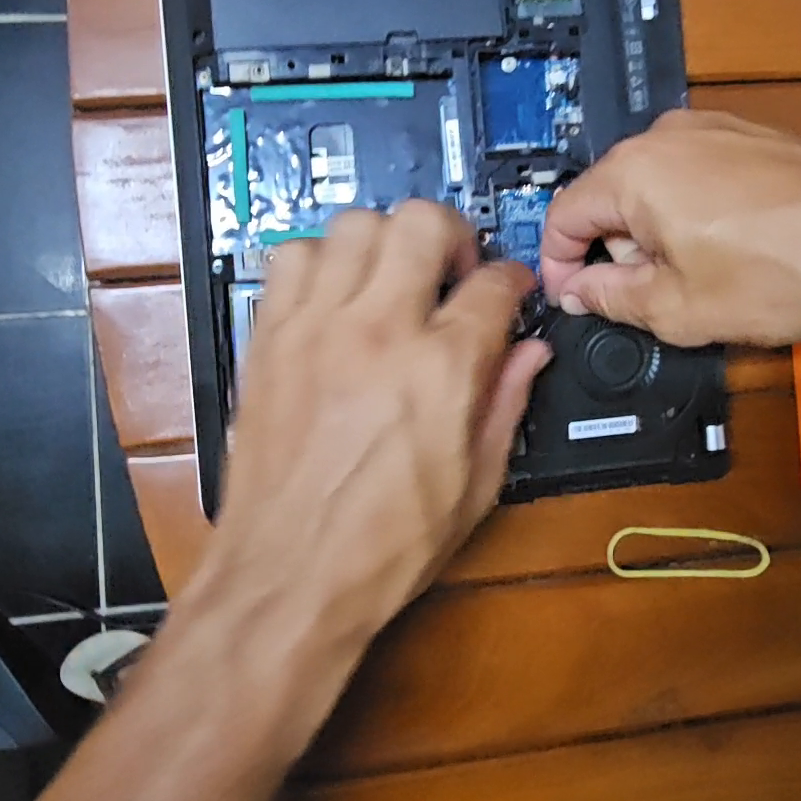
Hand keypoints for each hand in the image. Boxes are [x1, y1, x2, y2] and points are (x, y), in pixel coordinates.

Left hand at [209, 200, 551, 637]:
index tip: (508, 290)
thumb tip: (530, 354)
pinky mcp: (271, 339)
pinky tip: (335, 293)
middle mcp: (380, 333)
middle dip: (452, 235)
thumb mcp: (476, 485)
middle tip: (452, 269)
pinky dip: (320, 259)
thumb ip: (507, 402)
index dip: (513, 281)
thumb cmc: (383, 545)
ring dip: (385, 240)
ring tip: (392, 276)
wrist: (290, 577)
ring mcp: (317, 329)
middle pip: (423, 223)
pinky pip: (290, 257)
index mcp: (443, 370)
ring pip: (355, 224)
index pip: (495, 284)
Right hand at [539, 111, 800, 359]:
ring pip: (653, 184)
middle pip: (608, 195)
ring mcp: (716, 129)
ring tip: (696, 276)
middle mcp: (669, 136)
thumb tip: (580, 289)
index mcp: (634, 171)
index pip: (563, 214)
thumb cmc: (785, 275)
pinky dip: (693, 212)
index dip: (559, 263)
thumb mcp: (673, 307)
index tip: (571, 293)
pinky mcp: (753, 137)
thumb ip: (607, 297)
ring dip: (654, 231)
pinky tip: (729, 250)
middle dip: (612, 247)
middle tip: (640, 295)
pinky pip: (696, 173)